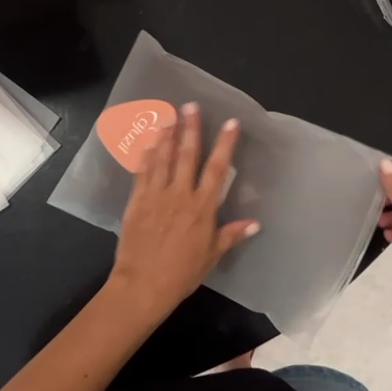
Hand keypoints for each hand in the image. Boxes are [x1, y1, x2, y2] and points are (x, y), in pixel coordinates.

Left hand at [105, 103, 258, 320]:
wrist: (143, 285)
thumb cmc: (181, 274)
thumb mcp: (211, 256)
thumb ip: (231, 235)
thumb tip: (255, 223)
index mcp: (202, 208)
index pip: (218, 169)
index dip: (225, 144)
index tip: (231, 123)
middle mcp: (179, 195)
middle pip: (187, 155)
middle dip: (190, 129)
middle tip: (191, 106)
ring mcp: (156, 196)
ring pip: (162, 158)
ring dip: (167, 135)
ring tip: (169, 114)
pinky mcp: (136, 201)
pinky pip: (142, 172)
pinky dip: (146, 155)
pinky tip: (149, 142)